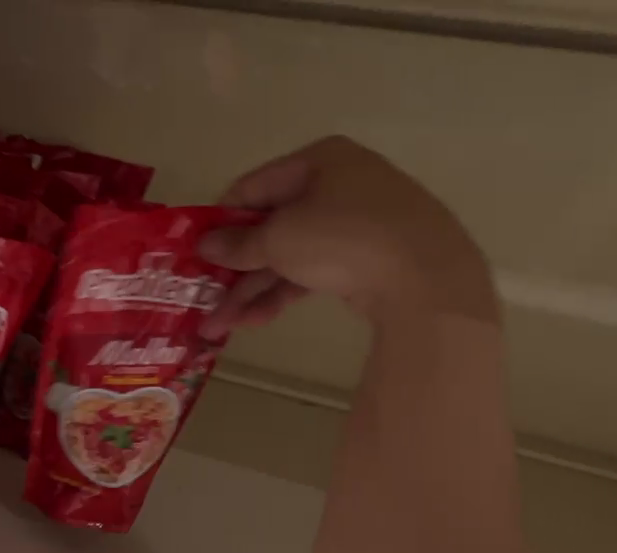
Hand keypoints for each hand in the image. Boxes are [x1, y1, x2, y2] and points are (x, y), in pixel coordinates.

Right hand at [199, 136, 496, 336]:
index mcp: (317, 162)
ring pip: (284, 256)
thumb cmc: (341, 238)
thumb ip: (236, 244)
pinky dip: (278, 295)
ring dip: (248, 291)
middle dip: (231, 269)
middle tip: (201, 297)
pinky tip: (251, 322)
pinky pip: (306, 272)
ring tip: (217, 326)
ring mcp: (350, 223)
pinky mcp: (360, 257)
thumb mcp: (277, 239)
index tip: (194, 254)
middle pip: (266, 228)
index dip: (219, 223)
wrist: (421, 274)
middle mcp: (335, 185)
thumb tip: (205, 244)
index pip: (250, 189)